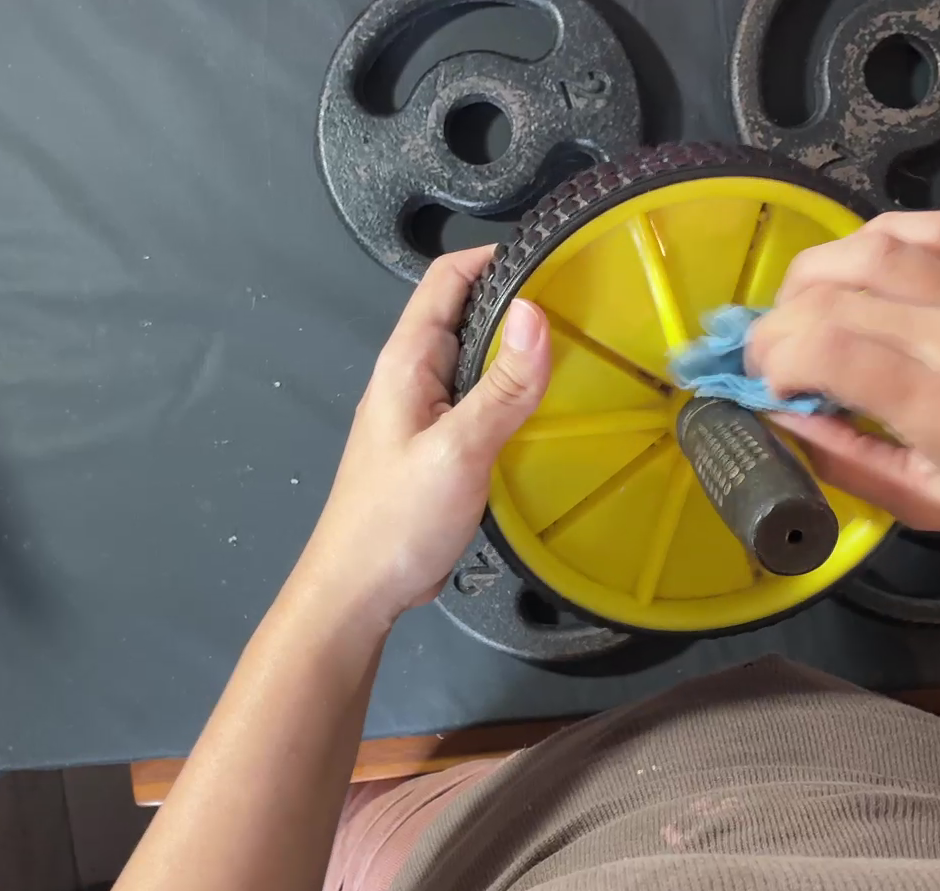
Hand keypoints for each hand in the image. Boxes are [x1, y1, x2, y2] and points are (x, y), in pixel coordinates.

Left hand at [294, 247, 551, 626]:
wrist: (360, 586)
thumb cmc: (398, 518)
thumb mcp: (458, 450)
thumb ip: (501, 387)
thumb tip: (536, 312)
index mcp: (406, 362)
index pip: (445, 280)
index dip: (492, 256)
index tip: (550, 255)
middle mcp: (412, 379)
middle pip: (463, 316)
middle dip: (514, 302)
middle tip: (578, 306)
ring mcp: (423, 415)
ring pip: (472, 363)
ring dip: (513, 352)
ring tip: (572, 350)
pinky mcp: (437, 448)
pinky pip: (476, 403)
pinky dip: (508, 395)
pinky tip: (541, 409)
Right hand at [746, 211, 939, 544]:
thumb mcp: (925, 505)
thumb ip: (843, 461)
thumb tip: (780, 419)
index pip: (821, 349)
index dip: (770, 364)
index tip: (767, 392)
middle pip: (829, 296)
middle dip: (774, 327)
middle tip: (770, 362)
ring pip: (867, 248)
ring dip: (809, 280)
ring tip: (801, 317)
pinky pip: (922, 227)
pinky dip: (868, 244)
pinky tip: (854, 276)